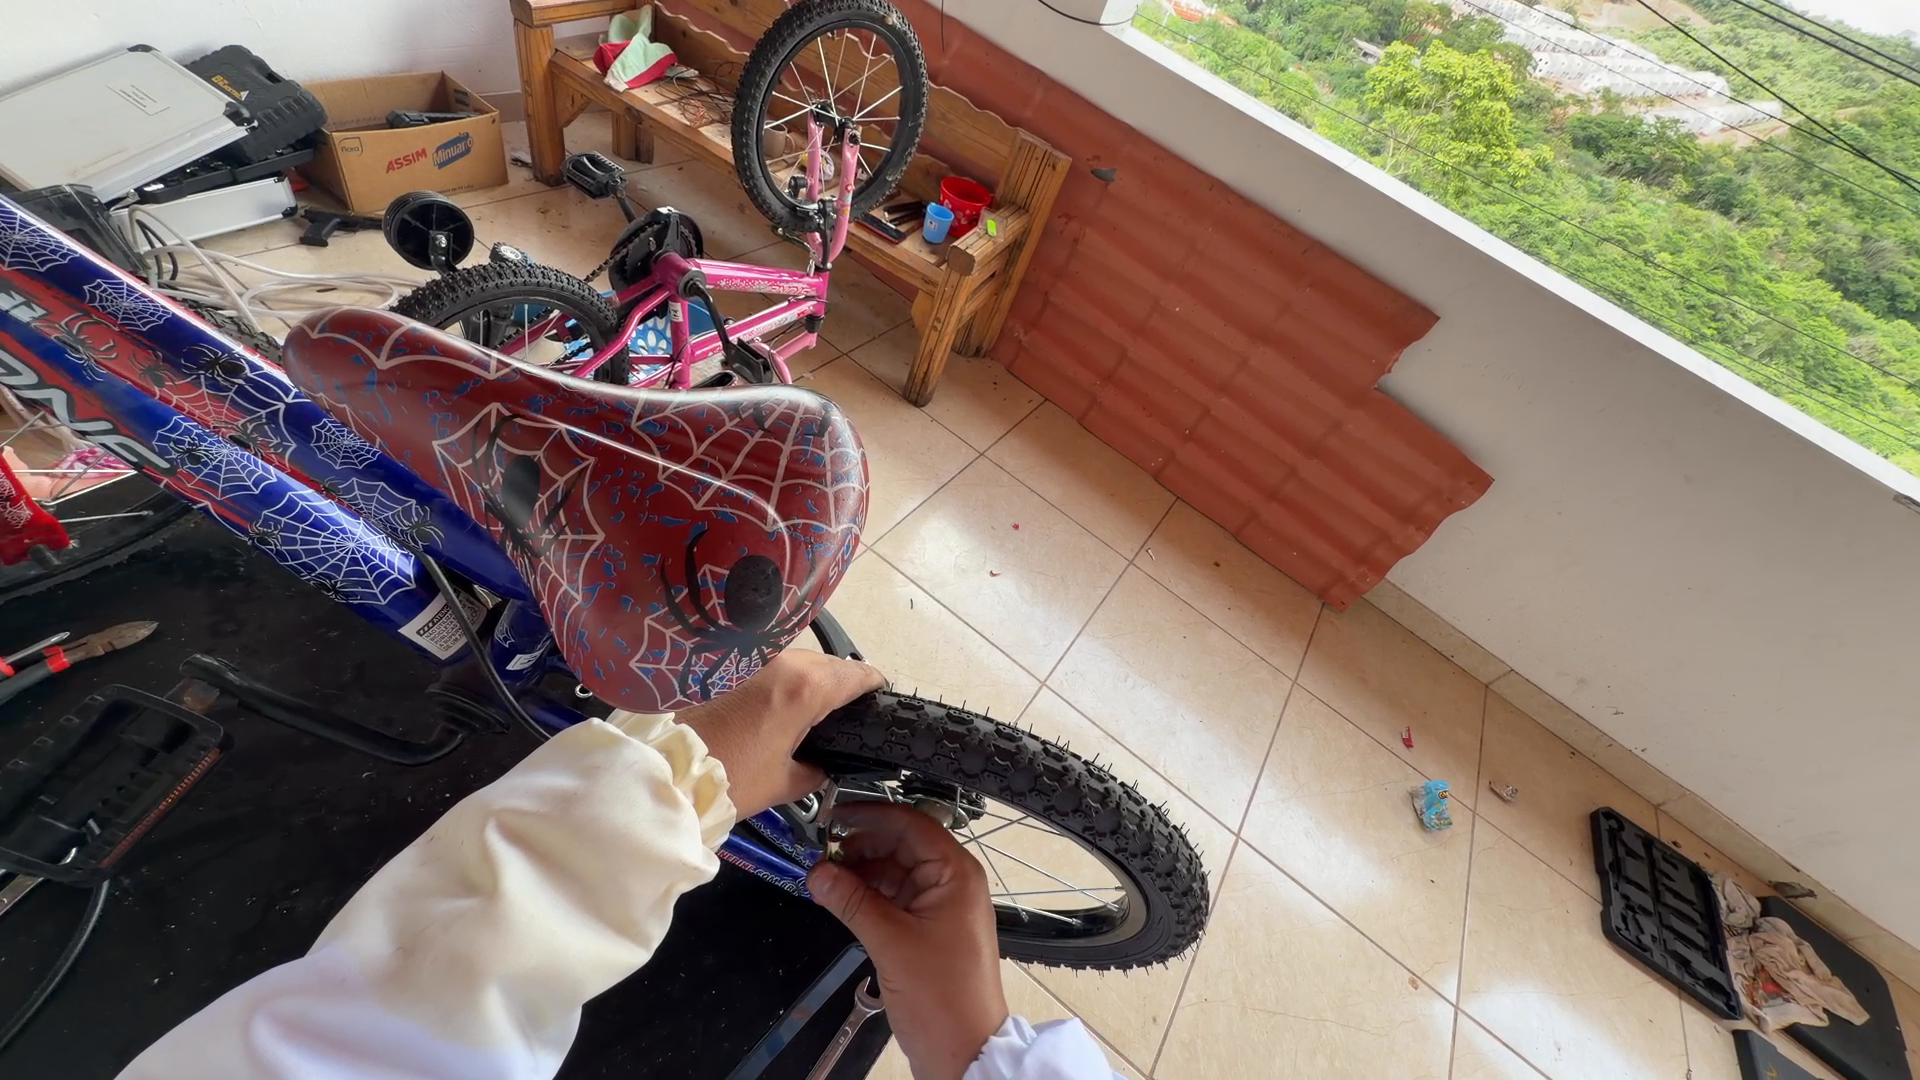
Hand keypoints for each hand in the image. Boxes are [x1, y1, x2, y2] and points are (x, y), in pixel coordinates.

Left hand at [674, 650, 884, 817]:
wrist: (664, 771)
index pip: (857, 674)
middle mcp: (786, 661)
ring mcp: (757, 658)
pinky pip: (775, 665)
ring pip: (801, 661)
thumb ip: (817, 768)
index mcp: (807, 687)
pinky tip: (780, 705)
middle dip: (842, 685)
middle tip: (844, 715)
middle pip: (830, 664)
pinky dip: (786, 680)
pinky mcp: (733, 662)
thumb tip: (825, 763)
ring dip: (812, 680)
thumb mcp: (784, 782)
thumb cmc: (730, 778)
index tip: (880, 699)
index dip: (874, 686)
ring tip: (810, 712)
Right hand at [808, 802, 1008, 1079]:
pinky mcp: (928, 925)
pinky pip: (895, 895)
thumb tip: (816, 872)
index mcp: (955, 871)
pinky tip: (841, 896)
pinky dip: (869, 894)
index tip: (833, 817)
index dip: (871, 815)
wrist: (965, 1055)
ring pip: (895, 869)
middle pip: (901, 844)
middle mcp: (951, 879)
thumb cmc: (940, 996)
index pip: (911, 823)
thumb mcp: (892, 943)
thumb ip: (852, 902)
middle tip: (821, 852)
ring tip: (825, 876)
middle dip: (862, 845)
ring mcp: (940, 902)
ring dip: (862, 870)